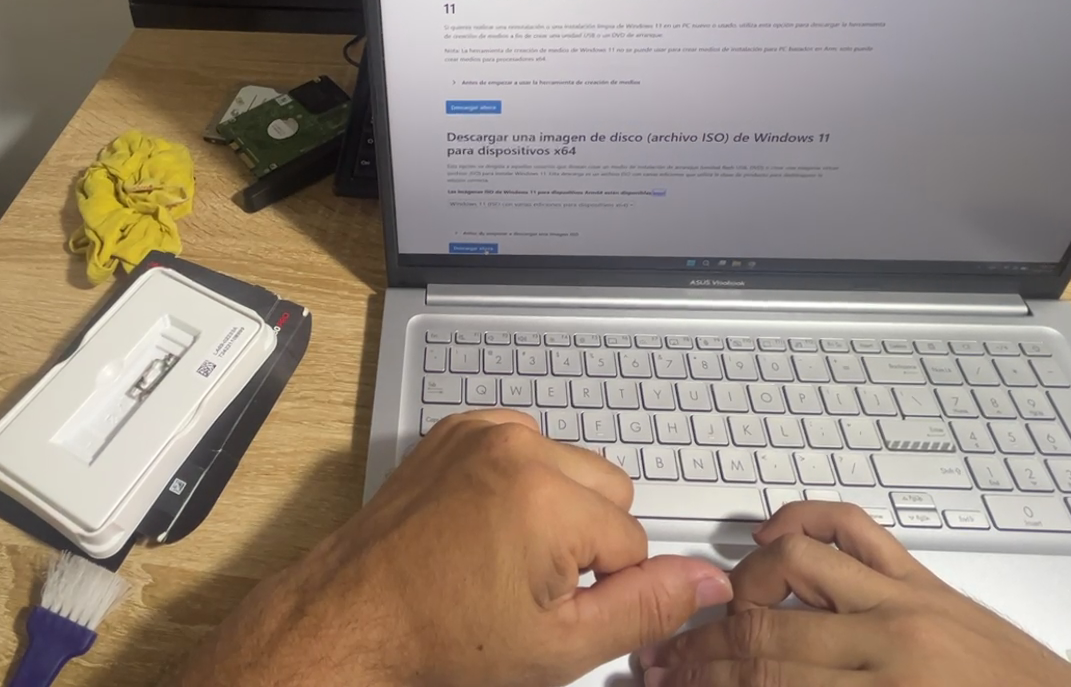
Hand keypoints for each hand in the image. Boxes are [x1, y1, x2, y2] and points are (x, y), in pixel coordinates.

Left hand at [169, 410, 732, 686]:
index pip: (634, 537)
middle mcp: (519, 447)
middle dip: (586, 534)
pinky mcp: (459, 426)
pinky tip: (489, 513)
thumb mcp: (562, 645)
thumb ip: (648, 608)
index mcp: (549, 498)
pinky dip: (521, 472)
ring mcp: (484, 430)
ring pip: (571, 461)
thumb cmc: (448, 634)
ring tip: (506, 545)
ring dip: (557, 500)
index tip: (552, 599)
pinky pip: (525, 439)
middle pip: (609, 487)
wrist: (362, 608)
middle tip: (530, 574)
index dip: (603, 582)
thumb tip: (709, 581)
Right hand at [636, 501, 1070, 685]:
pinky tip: (770, 537)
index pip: (770, 679)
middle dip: (705, 649)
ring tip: (719, 609)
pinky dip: (802, 519)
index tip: (674, 683)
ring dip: (742, 585)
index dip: (710, 680)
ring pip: (794, 564)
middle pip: (768, 631)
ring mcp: (911, 598)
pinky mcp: (925, 577)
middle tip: (669, 660)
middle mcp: (896, 643)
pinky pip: (851, 523)